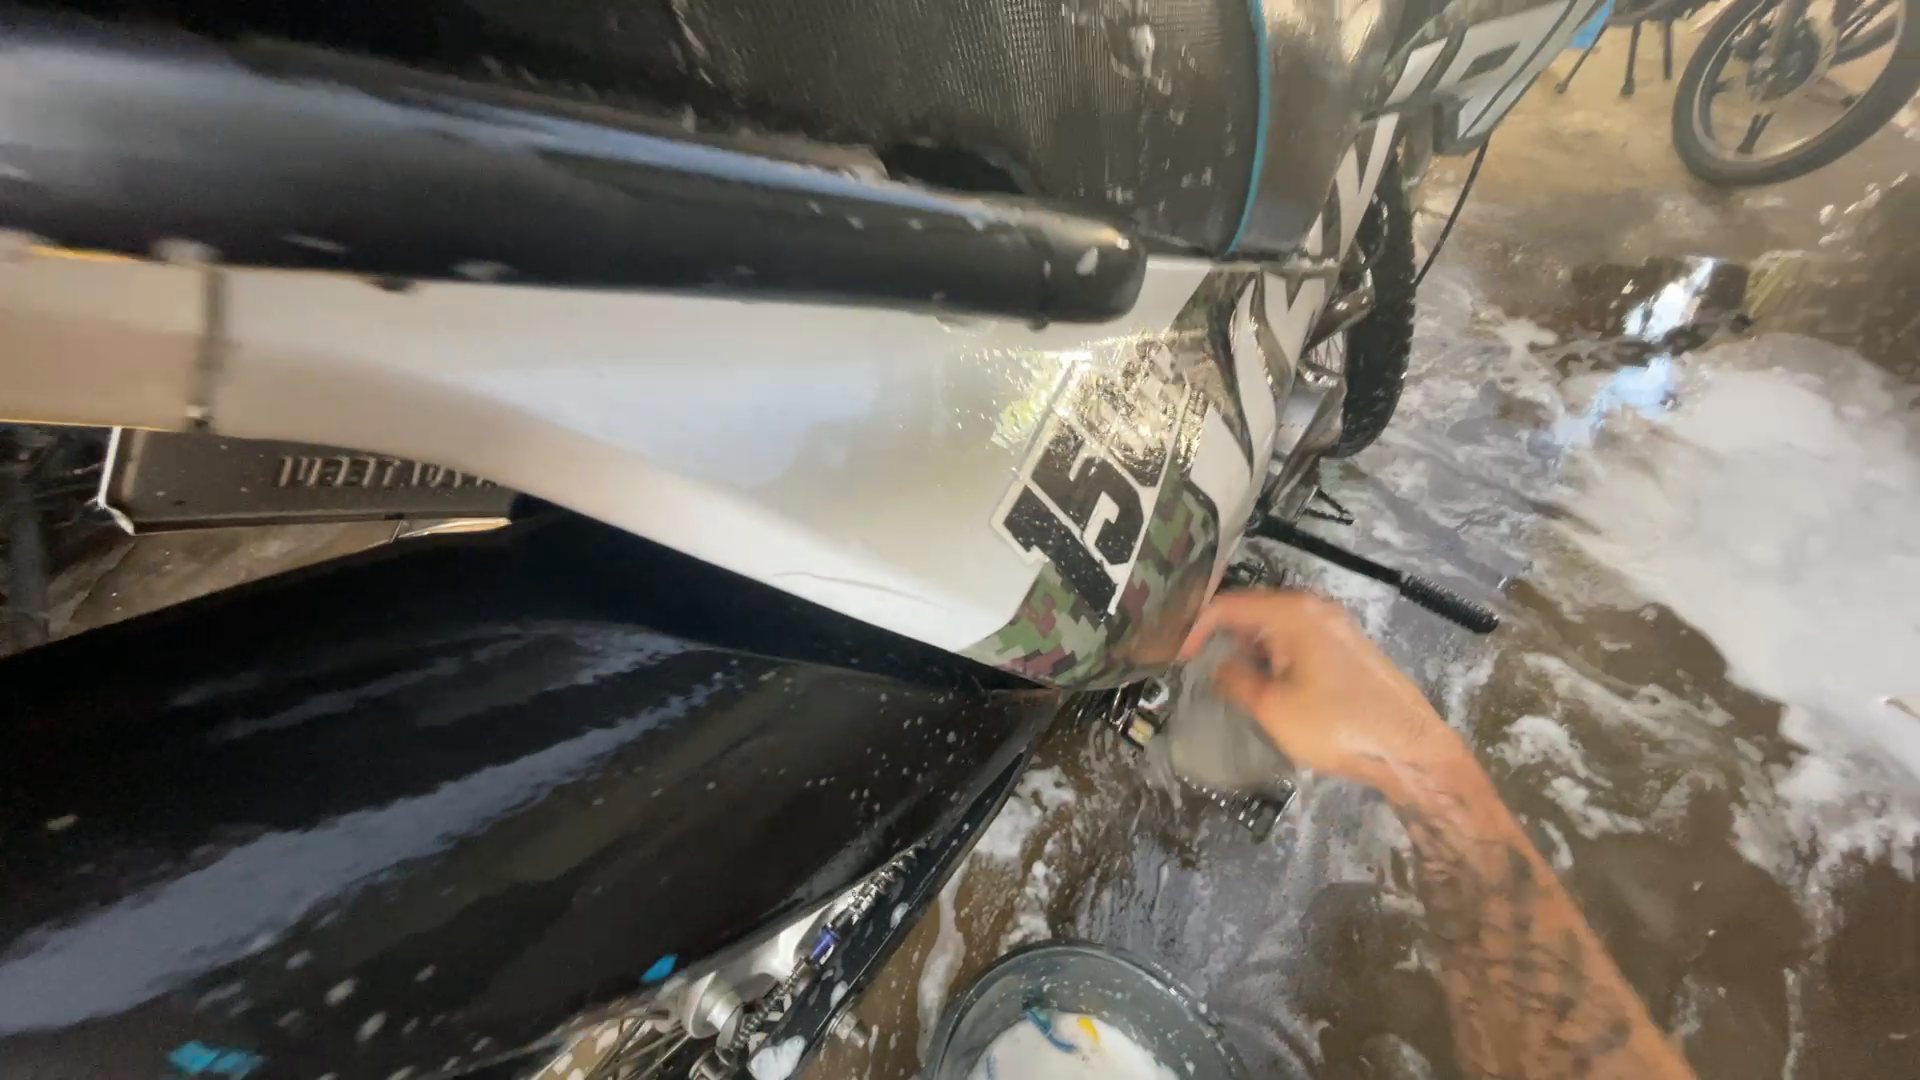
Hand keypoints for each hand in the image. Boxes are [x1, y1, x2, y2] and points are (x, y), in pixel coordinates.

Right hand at [1177, 590, 1462, 784]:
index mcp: (1292, 612)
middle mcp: (1313, 608)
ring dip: (1248, 648)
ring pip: (1274, 626)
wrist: (1412, 750)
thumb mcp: (1271, 708)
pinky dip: (1273, 654)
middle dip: (1222, 637)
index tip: (1178, 656)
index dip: (1195, 629)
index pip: (1226, 606)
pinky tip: (1268, 683)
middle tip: (1198, 664)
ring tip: (1230, 679)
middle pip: (1251, 610)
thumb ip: (1234, 680)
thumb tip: (1219, 668)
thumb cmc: (1337, 725)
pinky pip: (1295, 638)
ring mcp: (1334, 625)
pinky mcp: (1346, 646)